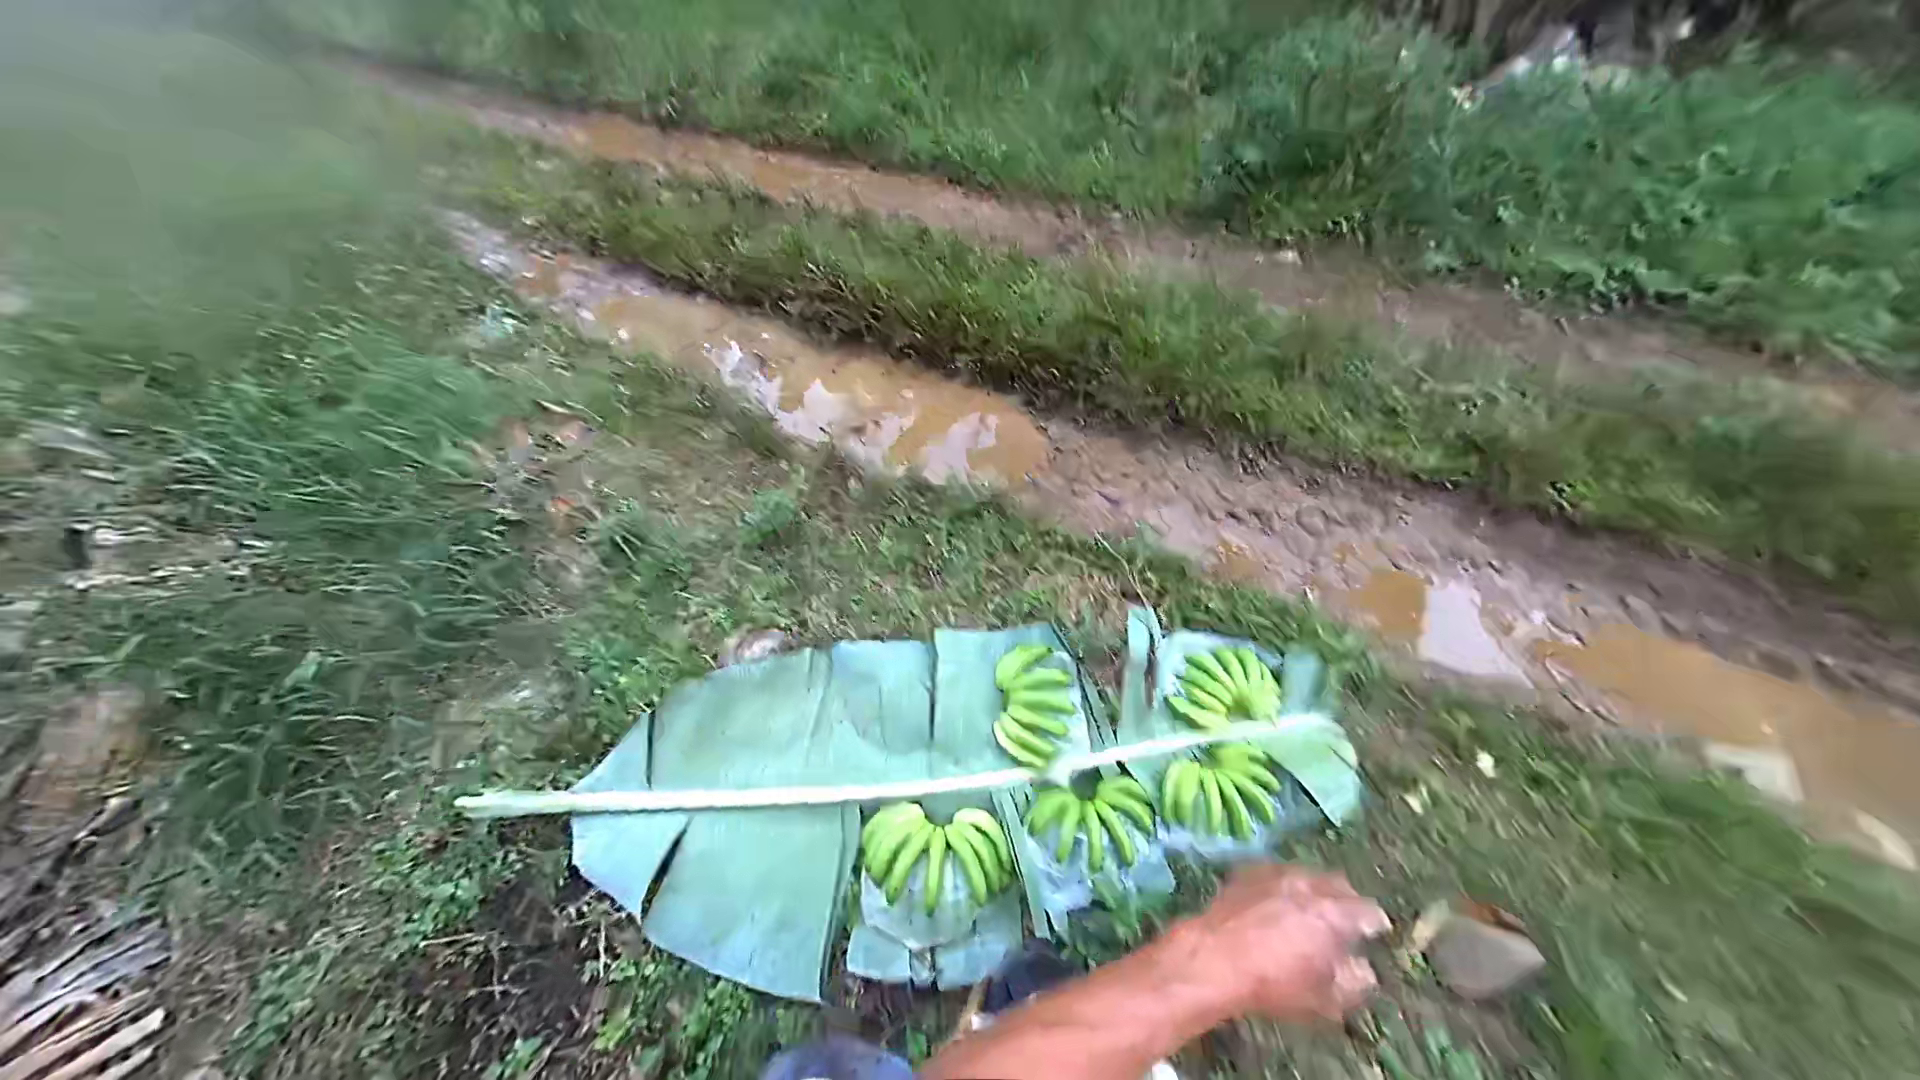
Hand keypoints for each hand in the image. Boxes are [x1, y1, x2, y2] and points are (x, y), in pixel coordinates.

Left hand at [1165, 864, 1389, 1022]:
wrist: (1216, 956)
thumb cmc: (1276, 982)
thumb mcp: (1327, 997)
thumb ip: (1355, 981)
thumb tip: (1364, 968)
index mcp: (1333, 913)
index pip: (1367, 910)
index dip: (1374, 922)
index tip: (1374, 932)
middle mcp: (1306, 884)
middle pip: (1337, 883)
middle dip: (1346, 899)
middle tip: (1345, 919)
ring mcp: (1274, 873)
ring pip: (1306, 873)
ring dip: (1314, 888)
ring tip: (1311, 908)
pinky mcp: (1247, 871)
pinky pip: (1276, 872)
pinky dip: (1285, 884)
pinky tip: (1278, 900)